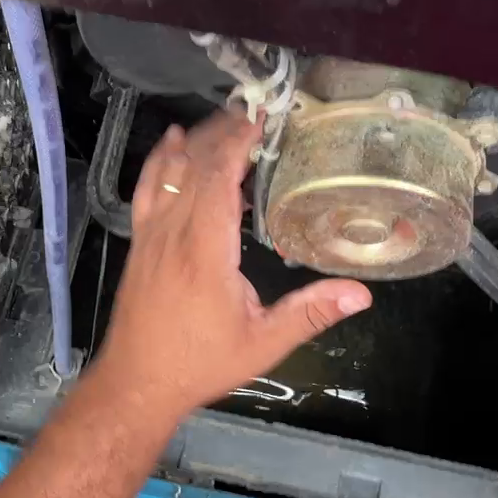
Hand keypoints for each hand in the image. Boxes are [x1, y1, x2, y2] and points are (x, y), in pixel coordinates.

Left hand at [88, 110, 371, 417]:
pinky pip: (145, 191)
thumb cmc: (200, 363)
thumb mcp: (262, 343)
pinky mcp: (139, 244)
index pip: (219, 180)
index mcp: (206, 250)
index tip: (259, 121)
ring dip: (193, 142)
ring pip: (168, 173)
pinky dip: (159, 162)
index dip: (238, 145)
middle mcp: (174, 233)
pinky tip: (170, 144)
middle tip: (249, 114)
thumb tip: (361, 294)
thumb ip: (309, 313)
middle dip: (221, 135)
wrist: (136, 383)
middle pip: (194, 167)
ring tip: (219, 120)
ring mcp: (151, 236)